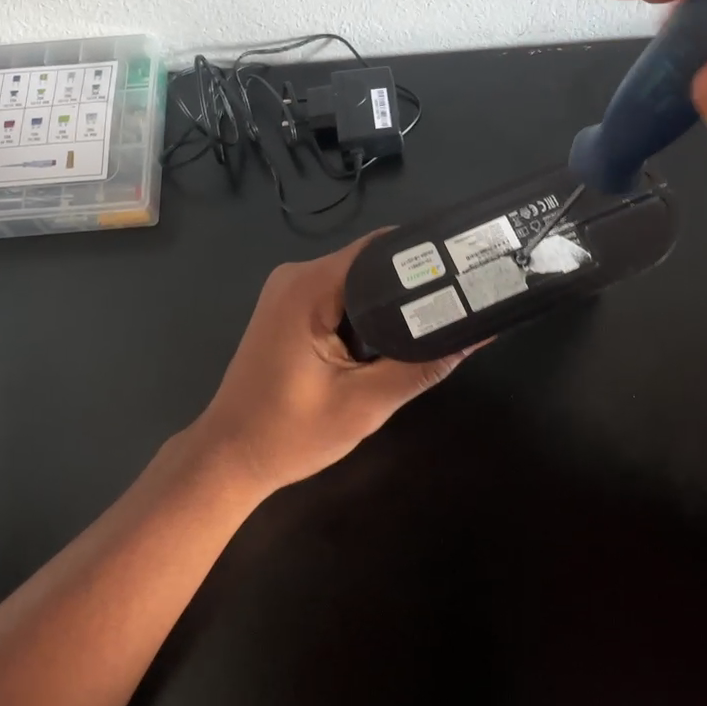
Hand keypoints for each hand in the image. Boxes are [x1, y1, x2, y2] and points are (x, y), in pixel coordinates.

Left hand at [186, 232, 474, 492]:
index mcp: (308, 287)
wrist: (229, 458)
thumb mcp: (366, 404)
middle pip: (371, 260)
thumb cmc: (291, 434)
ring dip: (392, 300)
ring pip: (357, 279)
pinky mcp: (290, 309)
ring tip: (441, 316)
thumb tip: (477, 334)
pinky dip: (368, 312)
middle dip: (415, 279)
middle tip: (465, 298)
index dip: (427, 254)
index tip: (468, 267)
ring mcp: (289, 291)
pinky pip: (341, 295)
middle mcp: (296, 276)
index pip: (380, 248)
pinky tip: (397, 334)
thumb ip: (423, 366)